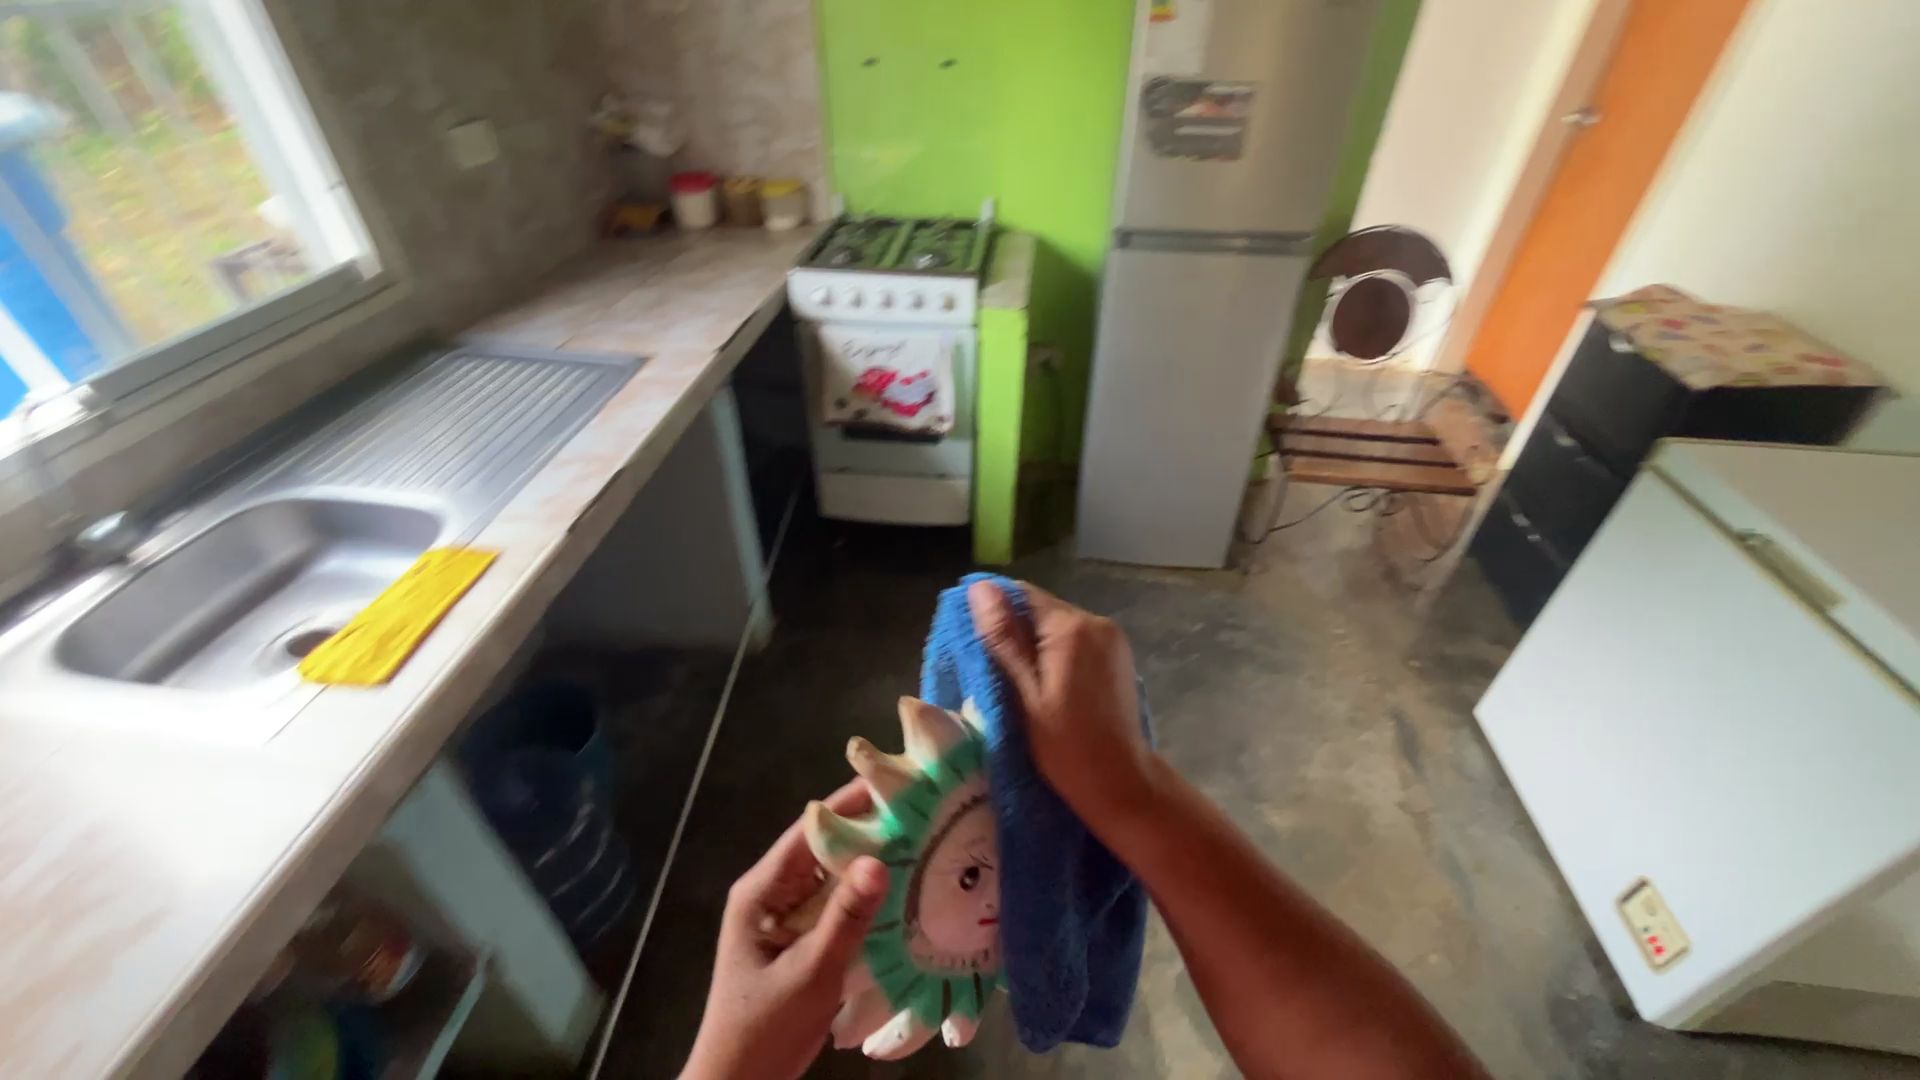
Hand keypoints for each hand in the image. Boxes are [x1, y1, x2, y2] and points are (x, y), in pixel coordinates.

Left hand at [681, 780, 889, 1079]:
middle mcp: (772, 892)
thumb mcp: (811, 972)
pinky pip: (834, 902)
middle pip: (822, 847)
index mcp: (762, 890)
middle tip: (918, 814)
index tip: (894, 786)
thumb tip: (879, 859)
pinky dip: (863, 894)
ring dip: (868, 862)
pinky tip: (899, 889)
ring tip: (918, 842)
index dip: (849, 805)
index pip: (809, 830)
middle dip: (867, 830)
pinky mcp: (799, 936)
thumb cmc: (765, 1028)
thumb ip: (846, 917)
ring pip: (831, 874)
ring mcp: (785, 914)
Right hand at [968, 580, 1158, 823]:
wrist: (1121, 783)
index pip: (1022, 594)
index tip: (974, 638)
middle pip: (1041, 608)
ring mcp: (1111, 638)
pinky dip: (1055, 653)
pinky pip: (1075, 640)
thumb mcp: (1026, 694)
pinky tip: (1044, 682)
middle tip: (991, 666)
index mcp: (1072, 627)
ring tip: (1015, 678)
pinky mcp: (1117, 655)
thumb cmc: (1067, 745)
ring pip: (1057, 625)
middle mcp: (1096, 621)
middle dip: (1014, 629)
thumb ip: (1004, 638)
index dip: (993, 609)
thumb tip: (979, 588)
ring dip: (1034, 642)